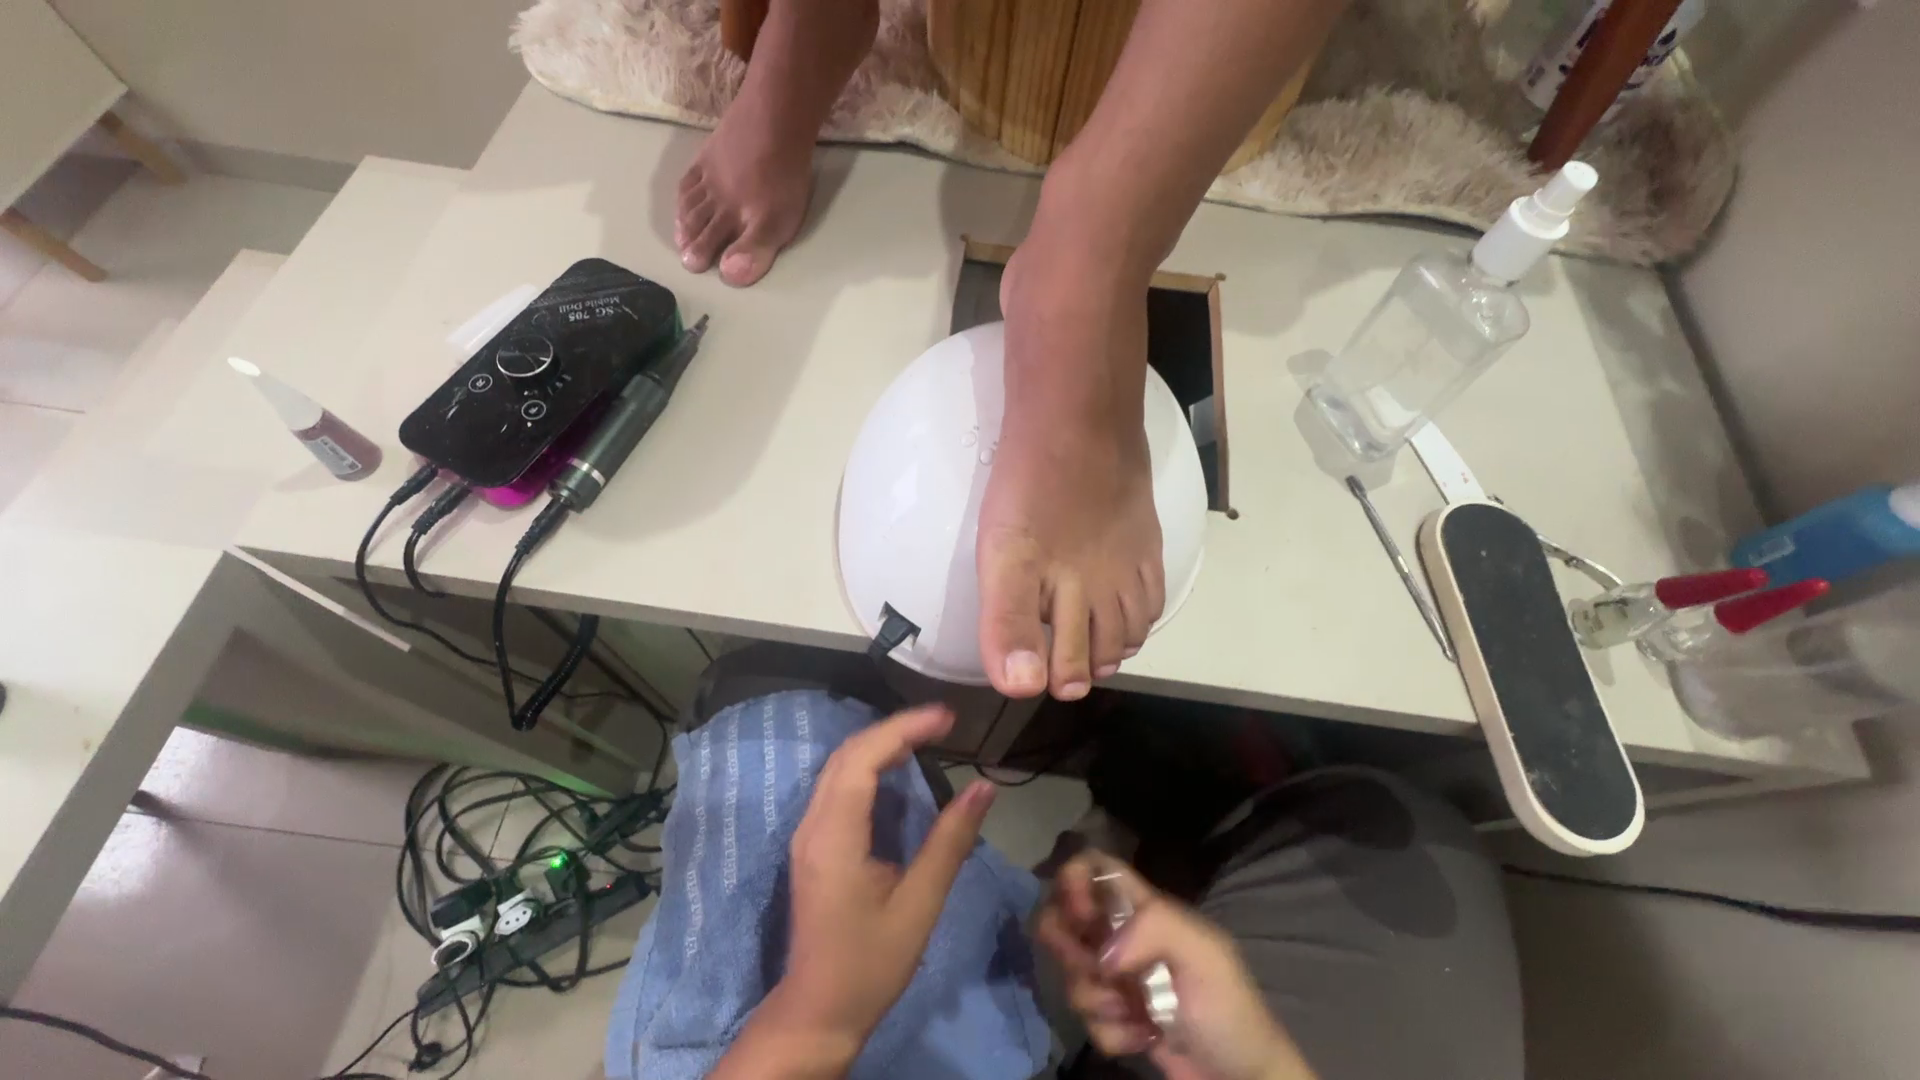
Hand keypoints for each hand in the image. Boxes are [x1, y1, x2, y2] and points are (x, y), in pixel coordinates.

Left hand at [781, 706, 998, 1047]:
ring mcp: (808, 834)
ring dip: (881, 744)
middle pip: (847, 754)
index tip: (947, 717)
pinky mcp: (813, 844)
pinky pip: (838, 786)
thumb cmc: (870, 963)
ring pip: (839, 767)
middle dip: (895, 729)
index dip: (904, 728)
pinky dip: (870, 766)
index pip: (863, 758)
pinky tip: (898, 771)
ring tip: (927, 737)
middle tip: (943, 722)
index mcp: (834, 835)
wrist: (819, 1011)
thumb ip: (950, 842)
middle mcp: (813, 824)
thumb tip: (983, 787)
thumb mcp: (920, 904)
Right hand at [1036, 855, 1315, 1079]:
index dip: (1073, 880)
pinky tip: (1143, 1036)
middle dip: (1068, 948)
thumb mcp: (1205, 953)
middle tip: (1096, 970)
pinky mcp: (1114, 1019)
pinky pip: (1087, 1018)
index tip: (1081, 916)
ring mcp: (1117, 979)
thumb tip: (1104, 953)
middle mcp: (1123, 937)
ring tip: (1137, 1012)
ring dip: (1097, 999)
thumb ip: (1155, 927)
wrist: (1240, 1078)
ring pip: (1071, 973)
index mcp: (1145, 908)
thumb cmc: (1228, 1007)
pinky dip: (1111, 1033)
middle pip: (1064, 917)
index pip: (1095, 867)